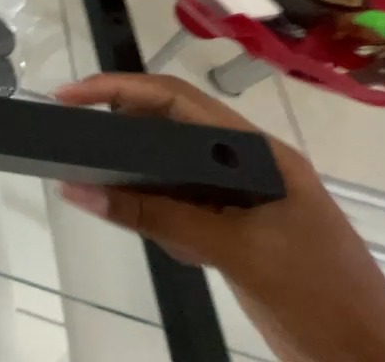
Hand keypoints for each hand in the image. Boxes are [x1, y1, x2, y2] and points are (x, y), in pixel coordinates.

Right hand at [57, 74, 384, 361]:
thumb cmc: (318, 295)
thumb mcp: (230, 249)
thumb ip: (150, 215)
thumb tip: (73, 187)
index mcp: (258, 154)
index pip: (175, 98)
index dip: (116, 88)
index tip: (66, 97)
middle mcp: (248, 165)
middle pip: (166, 127)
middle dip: (119, 135)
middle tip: (74, 142)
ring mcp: (241, 197)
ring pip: (165, 167)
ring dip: (137, 183)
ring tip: (114, 199)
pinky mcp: (233, 227)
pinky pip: (175, 203)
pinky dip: (156, 213)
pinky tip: (166, 242)